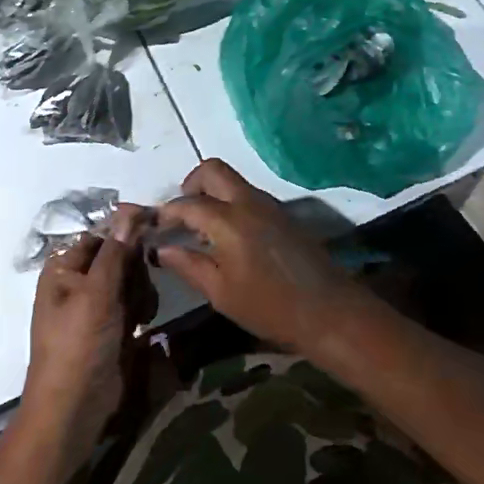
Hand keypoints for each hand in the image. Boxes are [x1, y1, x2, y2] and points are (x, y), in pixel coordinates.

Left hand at [21, 210, 148, 471]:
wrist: (73, 410)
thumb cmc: (77, 345)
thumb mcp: (96, 293)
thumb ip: (116, 252)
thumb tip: (129, 210)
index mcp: (64, 267)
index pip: (100, 233)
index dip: (126, 227)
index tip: (154, 221)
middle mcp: (79, 280)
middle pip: (120, 255)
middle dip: (135, 268)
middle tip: (136, 288)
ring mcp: (97, 304)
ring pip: (131, 279)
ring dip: (141, 291)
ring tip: (138, 314)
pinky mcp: (113, 326)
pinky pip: (134, 303)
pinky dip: (142, 309)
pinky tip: (143, 326)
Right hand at [154, 160, 374, 354]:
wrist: (330, 312)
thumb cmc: (270, 307)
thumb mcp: (221, 293)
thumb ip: (188, 265)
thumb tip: (161, 250)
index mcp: (227, 220)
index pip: (186, 204)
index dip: (165, 213)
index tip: (153, 227)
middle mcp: (247, 202)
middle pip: (212, 170)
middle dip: (190, 185)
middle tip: (180, 215)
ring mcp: (268, 205)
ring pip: (232, 181)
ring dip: (211, 193)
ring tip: (200, 228)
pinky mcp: (282, 214)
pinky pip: (247, 195)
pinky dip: (229, 203)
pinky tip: (226, 236)